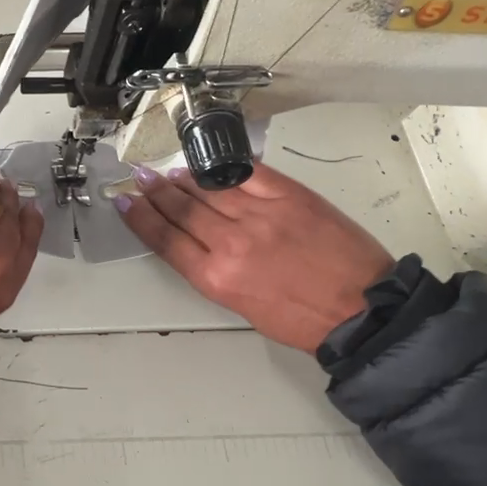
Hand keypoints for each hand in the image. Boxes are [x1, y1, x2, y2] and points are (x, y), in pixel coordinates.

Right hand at [116, 163, 393, 353]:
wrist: (361, 310)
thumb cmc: (302, 318)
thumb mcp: (241, 306)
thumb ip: (213, 271)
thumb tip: (195, 241)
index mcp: (216, 278)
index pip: (165, 240)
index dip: (140, 219)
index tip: (125, 204)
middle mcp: (232, 244)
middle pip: (181, 210)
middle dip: (155, 193)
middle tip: (140, 179)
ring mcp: (261, 216)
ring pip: (207, 190)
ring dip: (182, 179)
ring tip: (165, 172)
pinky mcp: (289, 196)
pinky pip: (246, 174)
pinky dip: (221, 169)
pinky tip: (206, 166)